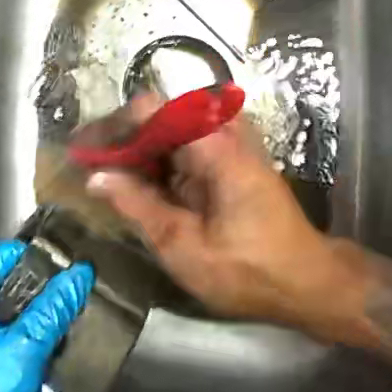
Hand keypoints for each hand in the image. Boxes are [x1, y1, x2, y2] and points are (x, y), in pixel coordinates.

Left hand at [0, 240, 92, 391]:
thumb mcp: (24, 356)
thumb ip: (53, 310)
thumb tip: (76, 277)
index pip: (4, 255)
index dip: (39, 263)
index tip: (64, 276)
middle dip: (30, 297)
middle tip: (55, 314)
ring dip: (16, 319)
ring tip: (38, 341)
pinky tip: (15, 360)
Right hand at [82, 94, 366, 339]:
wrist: (307, 282)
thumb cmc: (248, 271)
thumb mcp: (184, 246)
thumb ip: (137, 205)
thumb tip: (95, 176)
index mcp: (214, 145)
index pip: (152, 109)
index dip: (113, 127)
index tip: (84, 152)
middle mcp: (223, 130)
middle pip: (158, 114)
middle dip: (119, 138)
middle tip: (87, 166)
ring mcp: (229, 140)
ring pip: (167, 128)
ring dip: (135, 149)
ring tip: (102, 174)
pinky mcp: (228, 156)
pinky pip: (183, 144)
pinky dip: (156, 160)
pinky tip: (134, 182)